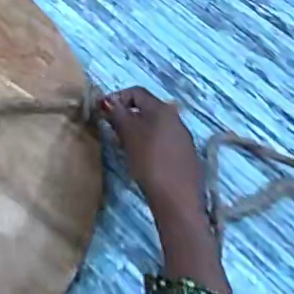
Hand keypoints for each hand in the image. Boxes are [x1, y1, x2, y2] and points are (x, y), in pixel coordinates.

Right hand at [100, 88, 204, 214]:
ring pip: (156, 125)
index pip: (136, 92)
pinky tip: (145, 159)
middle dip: (128, 115)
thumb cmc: (149, 160)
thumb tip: (108, 101)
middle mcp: (176, 119)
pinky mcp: (188, 157)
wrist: (177, 201)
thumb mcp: (126, 132)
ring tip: (126, 145)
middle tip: (113, 129)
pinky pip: (165, 141)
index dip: (117, 97)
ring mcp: (185, 139)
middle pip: (147, 108)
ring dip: (139, 129)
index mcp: (162, 109)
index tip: (104, 112)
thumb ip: (116, 112)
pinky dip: (151, 143)